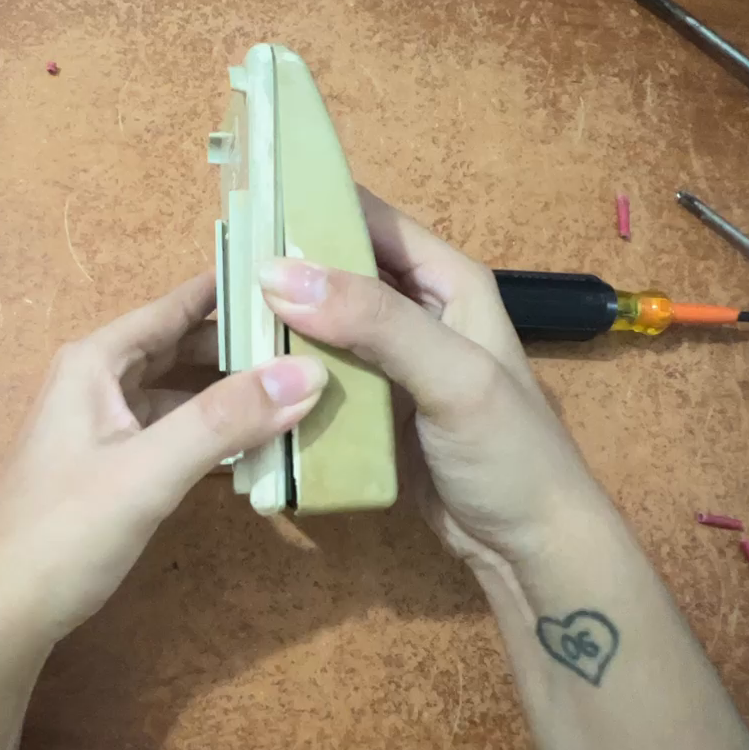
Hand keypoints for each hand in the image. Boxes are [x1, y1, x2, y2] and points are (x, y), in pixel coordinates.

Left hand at [0, 272, 327, 640]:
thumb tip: (307, 371)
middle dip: (242, 346)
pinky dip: (213, 433)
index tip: (293, 277)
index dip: (231, 288)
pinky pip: (174, 431)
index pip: (176, 305)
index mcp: (97, 361)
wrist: (2, 614)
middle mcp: (100, 381)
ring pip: (180, 392)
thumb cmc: (66, 531)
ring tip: (299, 389)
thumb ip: (225, 419)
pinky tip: (257, 442)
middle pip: (182, 347)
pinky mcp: (114, 464)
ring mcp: (105, 424)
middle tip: (314, 343)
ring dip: (231, 392)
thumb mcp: (148, 470)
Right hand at [257, 189, 610, 573]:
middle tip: (222, 271)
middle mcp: (416, 312)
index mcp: (448, 283)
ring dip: (282, 321)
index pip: (375, 222)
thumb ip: (376, 322)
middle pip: (341, 272)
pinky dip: (289, 369)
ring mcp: (390, 361)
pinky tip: (249, 371)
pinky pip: (321, 372)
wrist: (525, 545)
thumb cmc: (508, 452)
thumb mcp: (452, 377)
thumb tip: (280, 275)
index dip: (318, 206)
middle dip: (288, 268)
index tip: (252, 204)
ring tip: (222, 317)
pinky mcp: (370, 405)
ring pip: (324, 324)